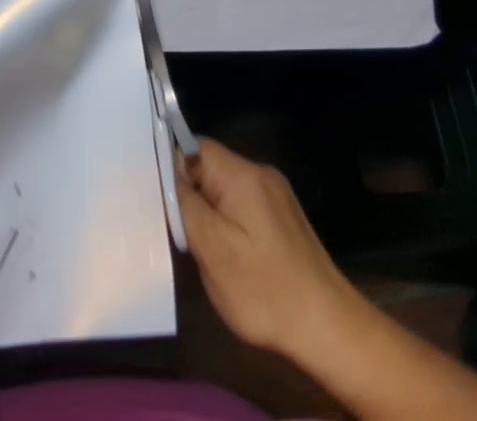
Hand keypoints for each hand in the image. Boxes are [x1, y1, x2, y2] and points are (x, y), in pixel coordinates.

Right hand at [177, 137, 366, 358]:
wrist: (329, 330)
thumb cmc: (265, 291)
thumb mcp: (212, 248)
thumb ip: (184, 203)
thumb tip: (163, 170)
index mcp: (244, 176)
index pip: (192, 146)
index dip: (166, 165)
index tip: (146, 193)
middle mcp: (260, 176)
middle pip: (206, 166)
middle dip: (182, 192)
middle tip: (164, 224)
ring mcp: (274, 198)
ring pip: (219, 189)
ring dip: (200, 211)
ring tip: (187, 242)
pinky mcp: (279, 220)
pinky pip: (237, 206)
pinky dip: (220, 222)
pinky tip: (215, 251)